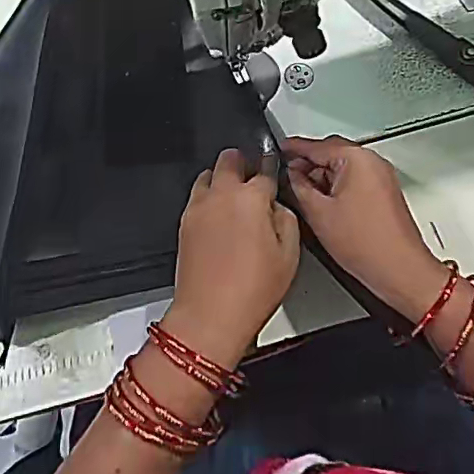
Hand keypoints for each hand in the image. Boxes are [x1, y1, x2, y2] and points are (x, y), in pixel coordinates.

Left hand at [163, 148, 300, 368]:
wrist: (210, 314)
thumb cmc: (249, 290)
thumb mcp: (289, 255)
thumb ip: (287, 219)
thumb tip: (278, 208)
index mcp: (251, 198)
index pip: (265, 170)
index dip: (272, 168)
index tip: (274, 169)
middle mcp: (221, 195)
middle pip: (229, 159)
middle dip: (243, 161)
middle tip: (252, 171)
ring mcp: (199, 207)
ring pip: (208, 174)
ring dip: (221, 176)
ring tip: (234, 192)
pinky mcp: (184, 221)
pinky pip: (196, 195)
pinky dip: (207, 195)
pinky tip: (218, 212)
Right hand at [283, 135, 447, 316]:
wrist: (399, 270)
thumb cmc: (369, 245)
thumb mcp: (317, 212)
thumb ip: (298, 185)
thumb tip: (292, 174)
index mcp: (357, 159)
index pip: (316, 145)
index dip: (293, 148)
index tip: (280, 149)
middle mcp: (373, 162)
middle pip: (331, 153)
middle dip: (308, 164)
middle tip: (288, 176)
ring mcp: (381, 177)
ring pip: (342, 167)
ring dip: (322, 178)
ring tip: (306, 197)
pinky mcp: (383, 192)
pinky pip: (354, 179)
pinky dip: (337, 187)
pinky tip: (324, 206)